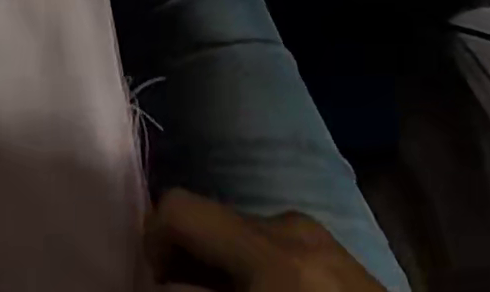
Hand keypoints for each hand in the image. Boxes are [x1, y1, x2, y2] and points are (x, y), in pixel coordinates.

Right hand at [145, 189, 388, 291]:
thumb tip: (160, 281)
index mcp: (270, 250)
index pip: (180, 207)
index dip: (152, 239)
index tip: (151, 282)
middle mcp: (291, 226)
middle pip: (211, 220)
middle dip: (187, 260)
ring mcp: (319, 236)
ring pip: (242, 235)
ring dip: (221, 269)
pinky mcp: (338, 253)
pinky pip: (275, 249)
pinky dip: (254, 272)